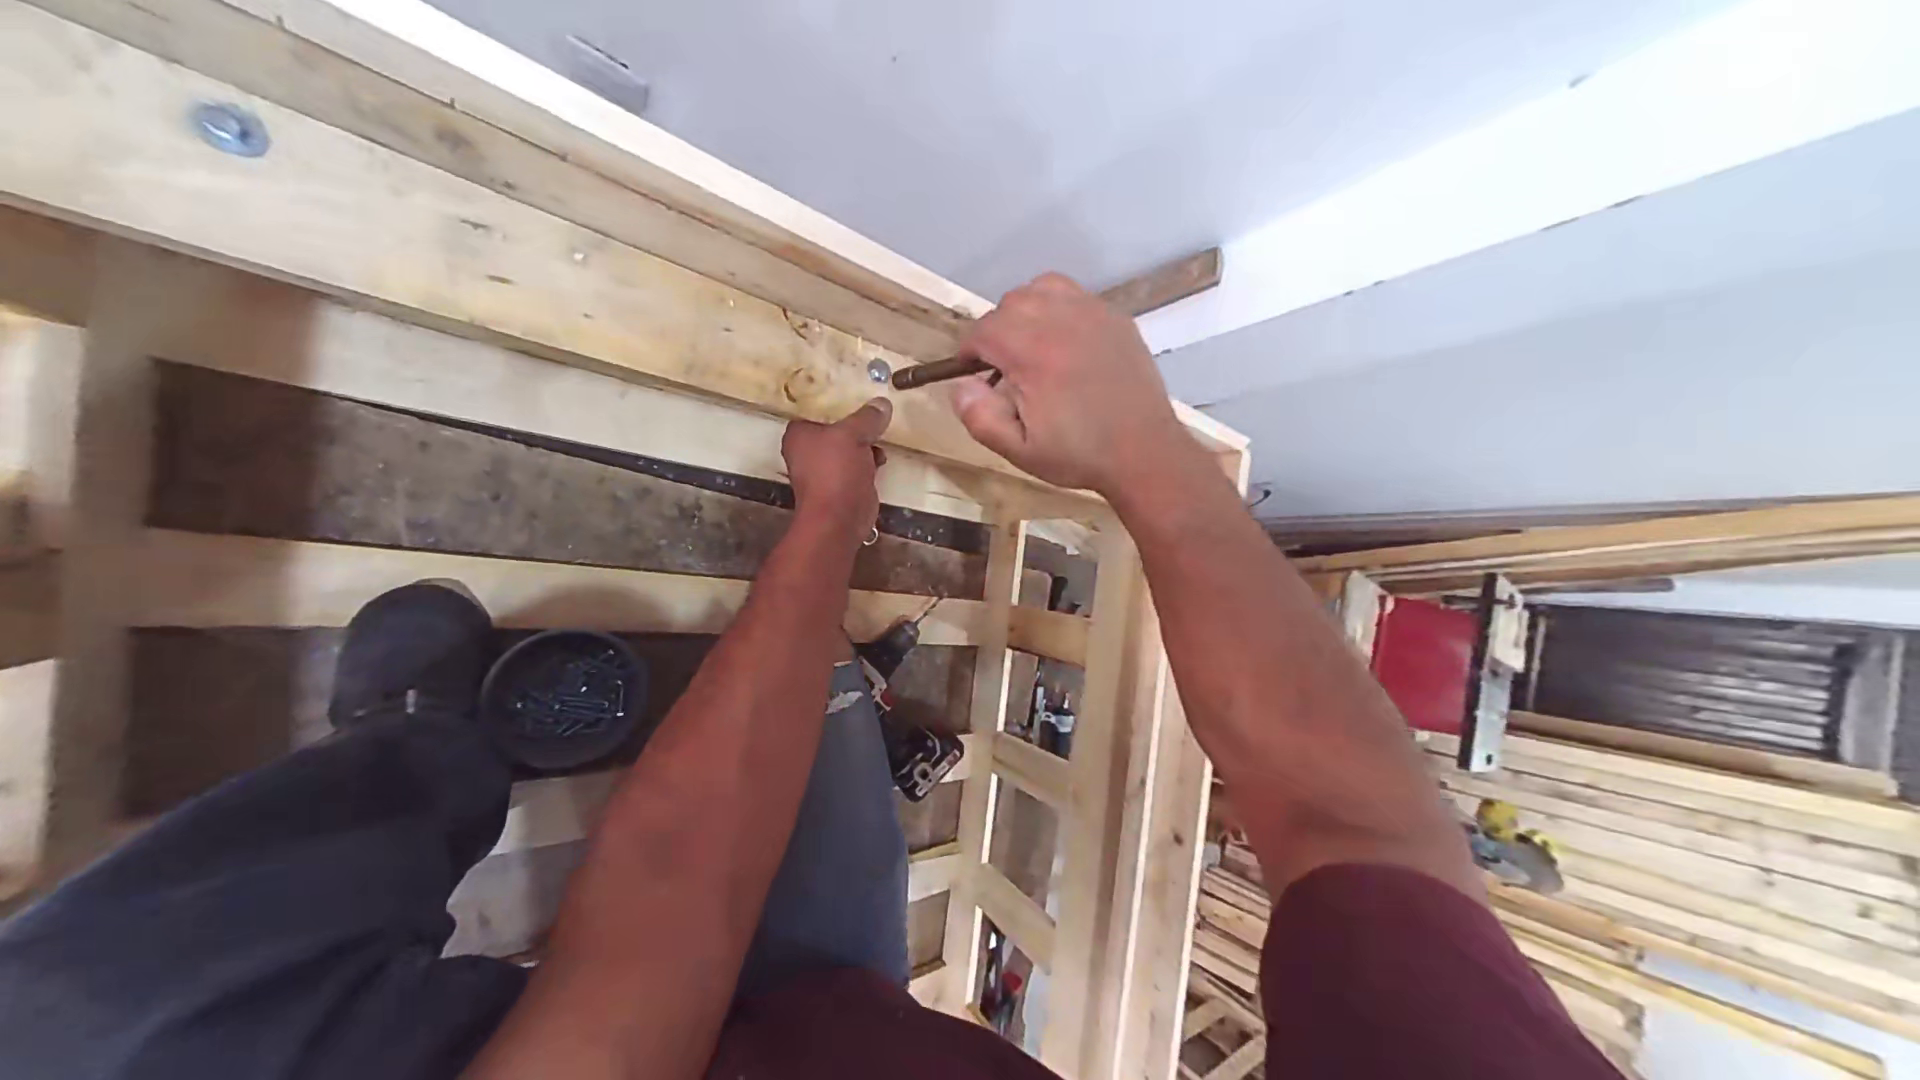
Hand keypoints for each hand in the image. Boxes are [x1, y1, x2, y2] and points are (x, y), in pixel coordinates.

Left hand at [782, 397, 890, 542]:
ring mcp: (826, 468)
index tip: (856, 387)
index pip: (815, 406)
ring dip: (865, 439)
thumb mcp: (852, 435)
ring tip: (883, 428)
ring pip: (849, 444)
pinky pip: (858, 462)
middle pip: (835, 425)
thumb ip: (867, 417)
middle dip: (856, 419)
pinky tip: (882, 455)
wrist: (840, 519)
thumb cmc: (835, 472)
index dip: (835, 397)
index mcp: (799, 433)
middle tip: (875, 405)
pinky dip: (869, 458)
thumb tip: (883, 403)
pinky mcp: (843, 483)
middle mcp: (808, 449)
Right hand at [948, 273, 1194, 494]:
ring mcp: (1092, 315)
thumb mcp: (1019, 450)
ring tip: (1030, 345)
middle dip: (996, 331)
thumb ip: (980, 417)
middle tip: (1002, 366)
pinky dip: (1058, 309)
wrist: (1143, 452)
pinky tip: (1063, 342)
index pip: (984, 330)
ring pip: (1042, 289)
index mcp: (1033, 353)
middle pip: (1010, 303)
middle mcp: (1061, 322)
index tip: (972, 372)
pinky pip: (1075, 296)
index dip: (969, 352)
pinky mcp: (1115, 319)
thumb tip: (961, 385)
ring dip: (1026, 311)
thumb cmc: (1078, 455)